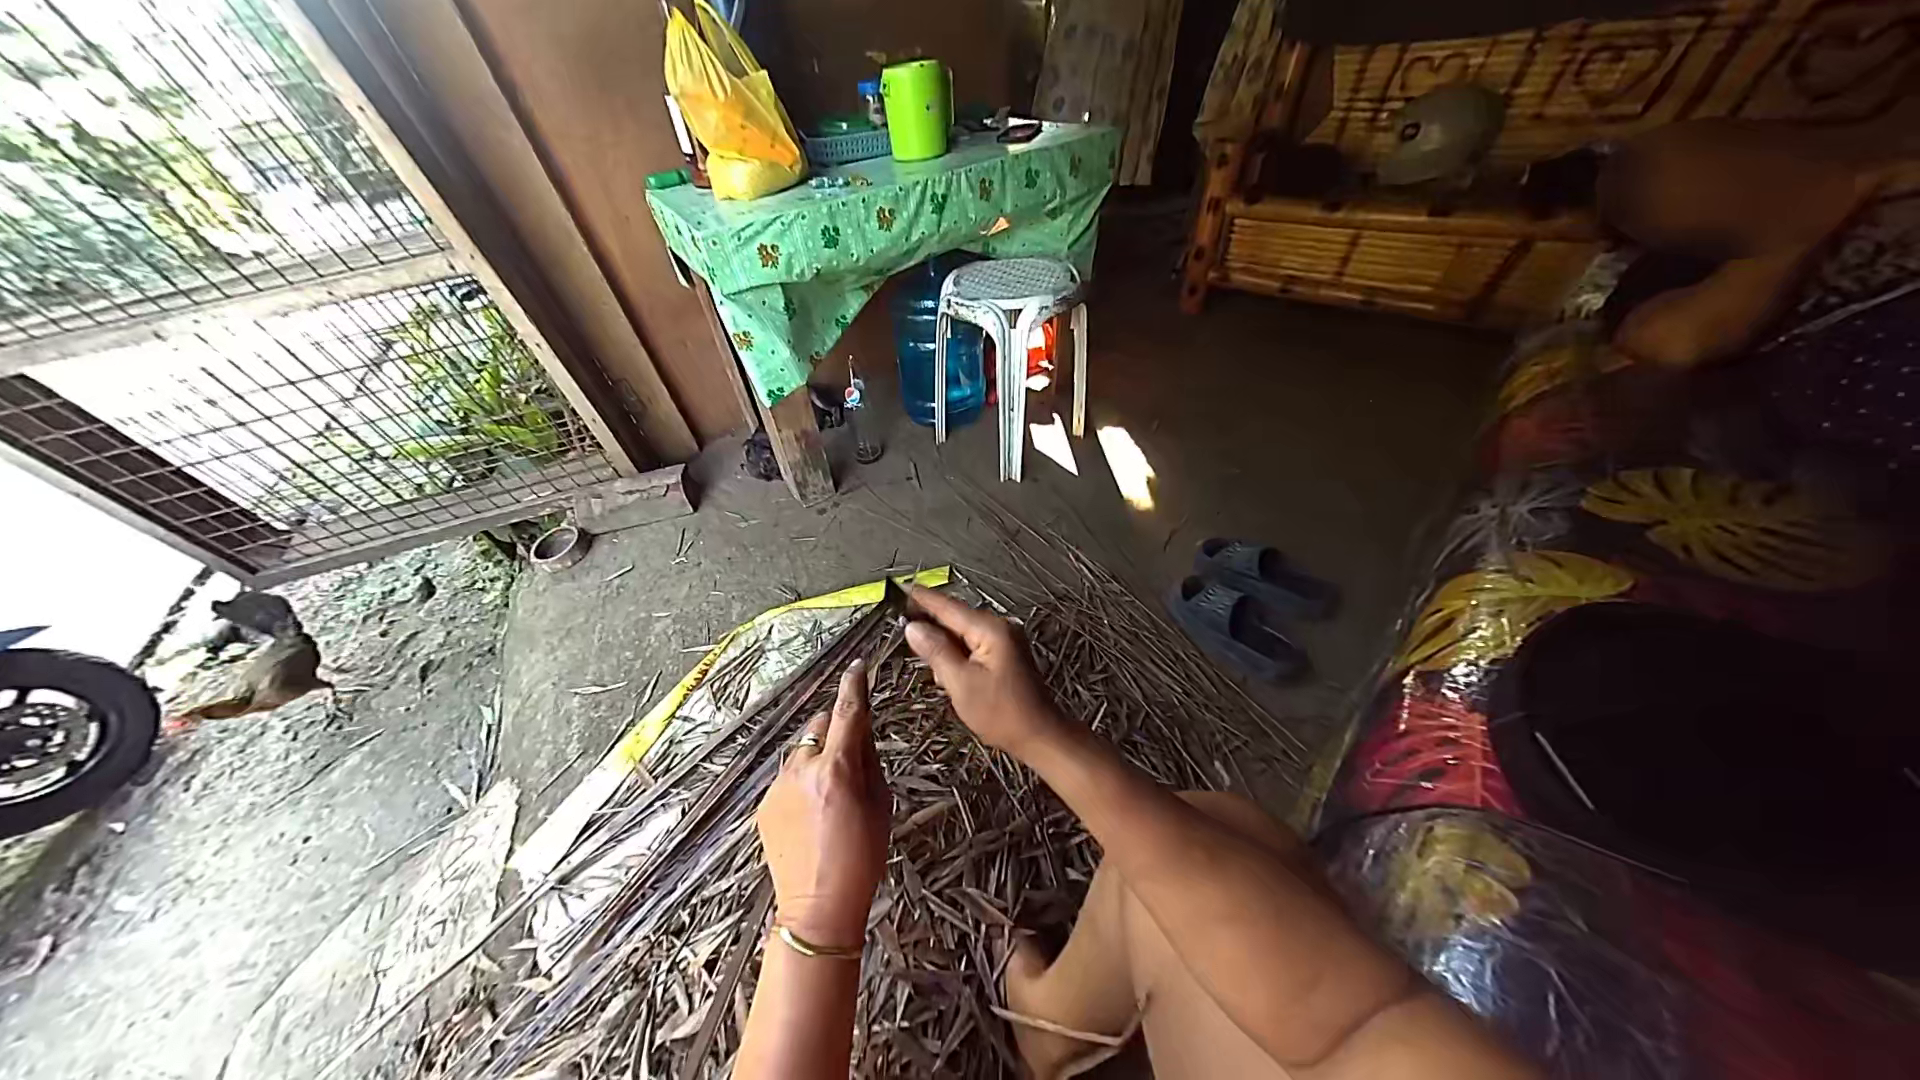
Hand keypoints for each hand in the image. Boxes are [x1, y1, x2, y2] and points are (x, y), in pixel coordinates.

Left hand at [755, 660, 888, 947]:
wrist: (817, 907)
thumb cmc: (862, 857)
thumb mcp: (881, 804)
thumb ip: (869, 760)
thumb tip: (861, 732)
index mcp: (837, 769)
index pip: (848, 712)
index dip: (854, 686)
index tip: (857, 668)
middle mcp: (802, 770)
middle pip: (819, 726)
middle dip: (835, 731)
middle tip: (850, 759)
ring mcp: (778, 787)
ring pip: (801, 752)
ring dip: (817, 758)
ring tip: (829, 795)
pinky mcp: (763, 805)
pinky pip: (787, 778)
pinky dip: (800, 782)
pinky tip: (811, 813)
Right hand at [904, 586, 1068, 758]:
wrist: (1039, 736)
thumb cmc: (1004, 714)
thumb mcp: (961, 683)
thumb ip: (936, 652)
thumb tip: (914, 628)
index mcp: (991, 630)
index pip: (949, 607)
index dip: (922, 600)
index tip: (902, 591)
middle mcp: (1001, 629)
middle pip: (956, 618)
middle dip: (930, 623)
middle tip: (902, 625)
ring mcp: (1005, 641)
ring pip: (963, 633)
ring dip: (942, 642)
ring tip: (920, 653)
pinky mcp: (1005, 655)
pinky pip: (974, 645)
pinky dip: (956, 653)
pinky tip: (945, 669)